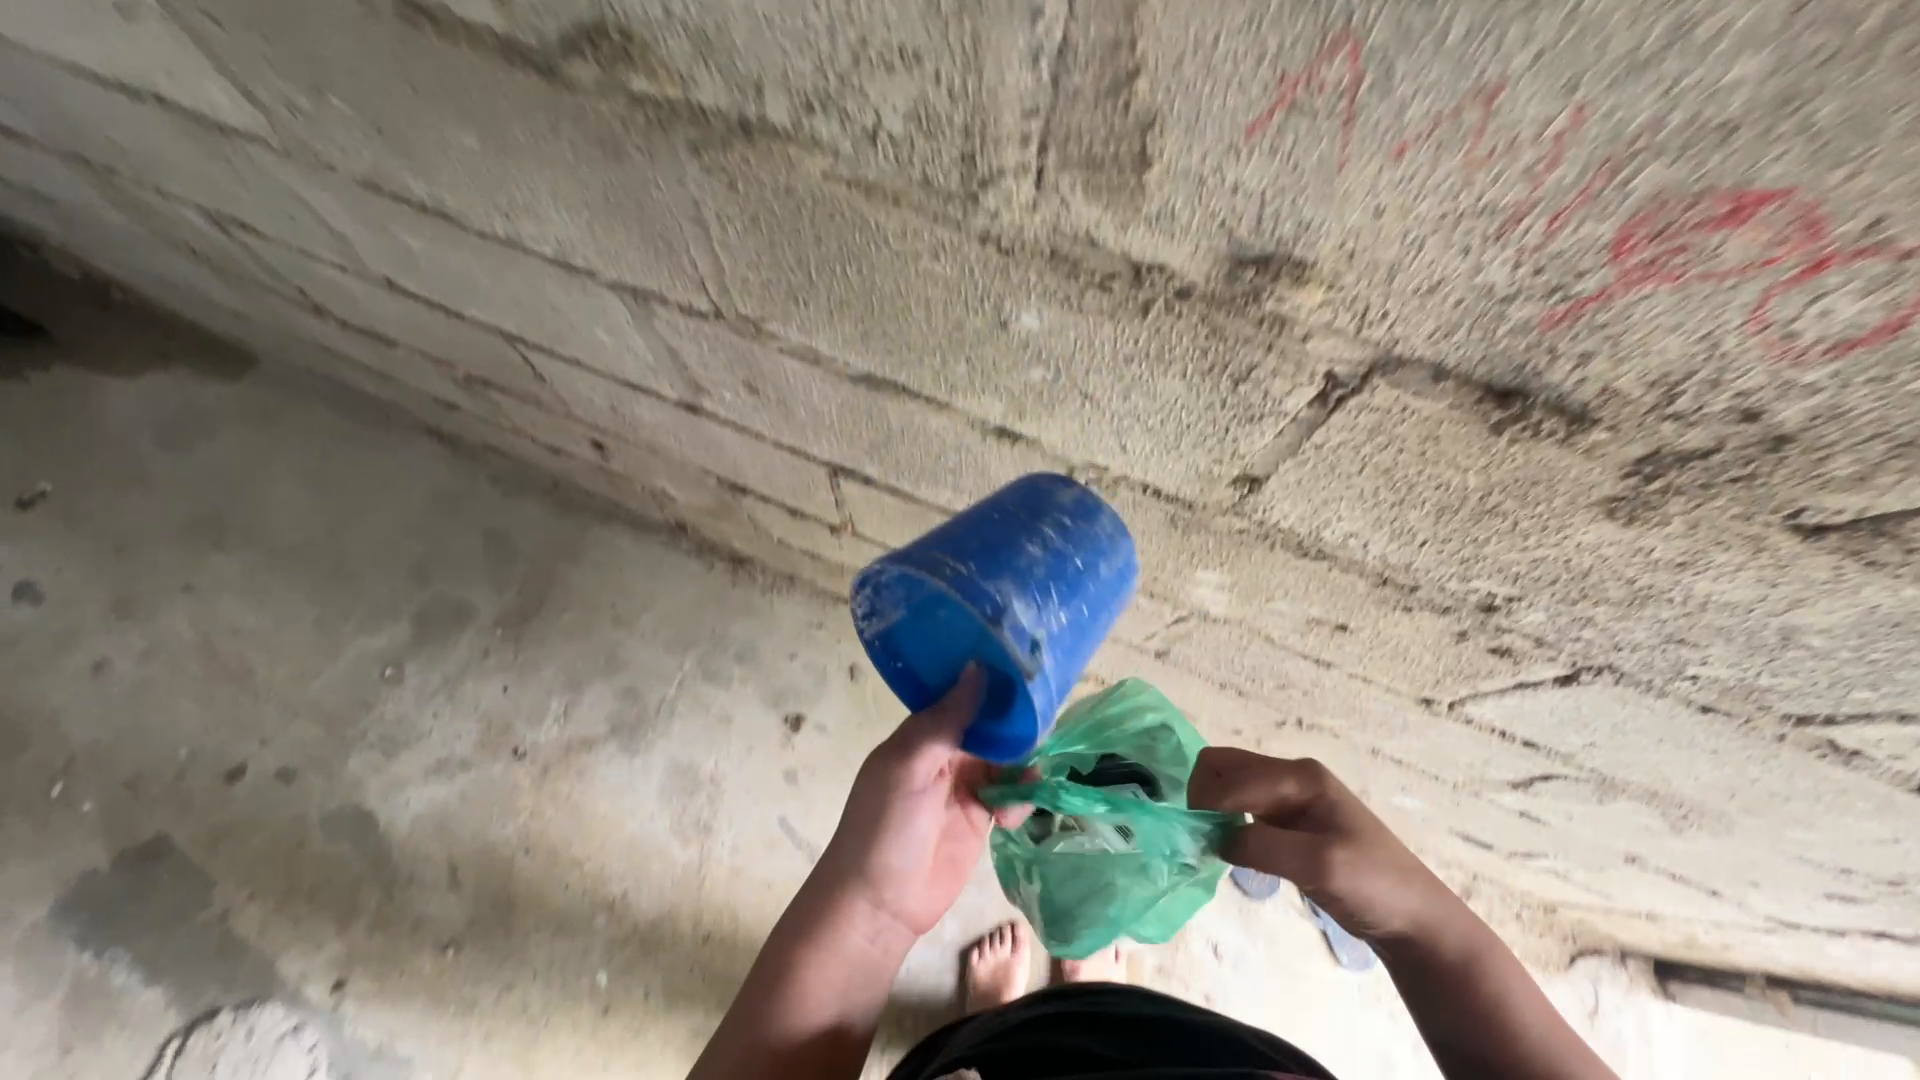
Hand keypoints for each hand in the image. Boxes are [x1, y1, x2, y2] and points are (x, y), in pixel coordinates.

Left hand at [812, 665, 1027, 941]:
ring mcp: (964, 787)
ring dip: (1022, 767)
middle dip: (1017, 729)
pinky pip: (1011, 795)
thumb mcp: (910, 765)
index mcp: (923, 733)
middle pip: (992, 728)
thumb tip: (978, 666)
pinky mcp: (981, 818)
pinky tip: (1012, 817)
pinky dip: (1020, 799)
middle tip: (1044, 732)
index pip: (963, 697)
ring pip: (1007, 760)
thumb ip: (947, 719)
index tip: (1028, 677)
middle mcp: (945, 754)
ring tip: (1028, 783)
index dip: (993, 687)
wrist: (879, 904)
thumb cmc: (885, 826)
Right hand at [1188, 747, 1465, 942]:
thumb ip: (1262, 845)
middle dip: (1202, 795)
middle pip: (1223, 766)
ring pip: (1228, 785)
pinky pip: (1240, 808)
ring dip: (1211, 808)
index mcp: (1299, 776)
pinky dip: (1224, 822)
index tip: (1198, 839)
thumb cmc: (1373, 884)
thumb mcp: (1318, 864)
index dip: (1208, 804)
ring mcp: (1288, 799)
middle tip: (1200, 835)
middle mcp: (1289, 778)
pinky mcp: (1286, 823)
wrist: (1413, 918)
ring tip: (1211, 844)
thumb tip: (1216, 838)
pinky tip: (1230, 850)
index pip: (1232, 775)